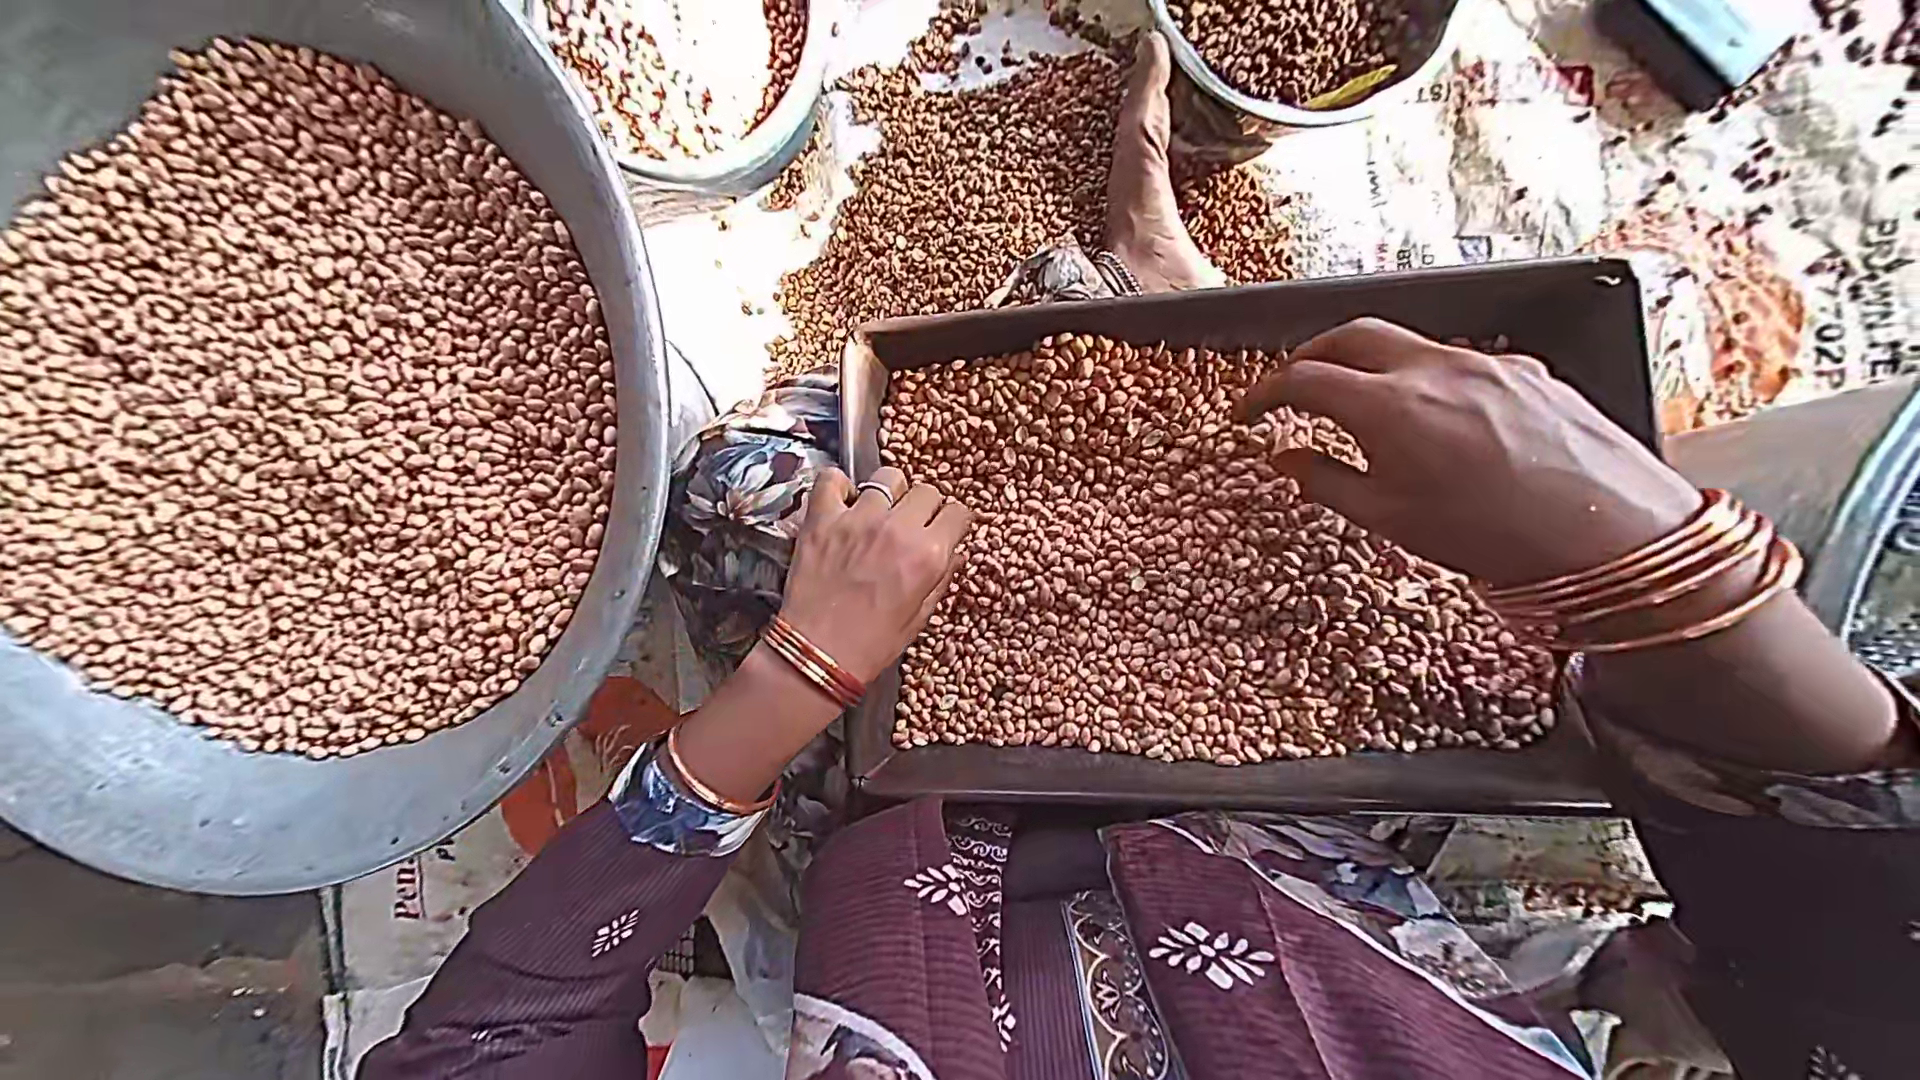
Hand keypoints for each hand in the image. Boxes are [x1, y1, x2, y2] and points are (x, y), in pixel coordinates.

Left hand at [779, 466, 972, 683]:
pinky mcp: (823, 519)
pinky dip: (839, 485)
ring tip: (880, 511)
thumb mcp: (921, 616)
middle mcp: (898, 528)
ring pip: (887, 478)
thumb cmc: (873, 643)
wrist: (818, 653)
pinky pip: (833, 480)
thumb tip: (954, 552)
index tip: (948, 525)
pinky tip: (843, 501)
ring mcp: (858, 519)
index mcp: (928, 554)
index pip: (958, 512)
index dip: (955, 519)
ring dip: (889, 493)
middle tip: (914, 522)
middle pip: (926, 490)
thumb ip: (941, 578)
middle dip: (926, 505)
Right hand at [1235, 318, 1700, 585]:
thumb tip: (1285, 458)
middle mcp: (1433, 368)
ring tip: (1350, 400)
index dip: (1263, 393)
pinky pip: (1451, 358)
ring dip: (1361, 362)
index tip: (1247, 412)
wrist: (1611, 535)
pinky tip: (1421, 413)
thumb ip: (1321, 479)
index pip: (1302, 379)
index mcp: (1388, 406)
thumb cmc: (1487, 533)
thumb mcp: (1383, 515)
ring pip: (1401, 341)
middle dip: (1307, 355)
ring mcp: (1484, 362)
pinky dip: (1413, 374)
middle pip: (1349, 334)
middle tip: (1288, 386)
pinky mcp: (1524, 370)